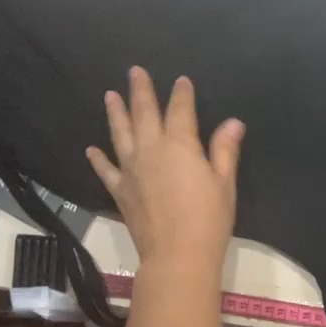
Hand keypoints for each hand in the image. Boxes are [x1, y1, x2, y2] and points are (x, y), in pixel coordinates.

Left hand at [87, 66, 244, 278]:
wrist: (177, 255)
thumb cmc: (209, 219)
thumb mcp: (225, 184)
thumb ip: (225, 150)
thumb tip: (233, 122)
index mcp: (180, 145)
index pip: (180, 111)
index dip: (182, 94)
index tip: (181, 80)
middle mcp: (150, 150)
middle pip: (144, 113)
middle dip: (141, 91)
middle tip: (135, 71)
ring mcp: (131, 169)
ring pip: (120, 133)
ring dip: (115, 112)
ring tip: (110, 95)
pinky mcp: (121, 190)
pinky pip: (106, 169)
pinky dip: (98, 158)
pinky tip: (92, 150)